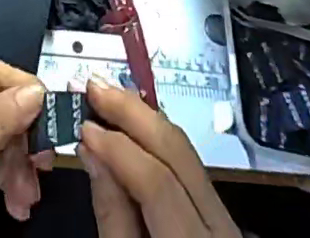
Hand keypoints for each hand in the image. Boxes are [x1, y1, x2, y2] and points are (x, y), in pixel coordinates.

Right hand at [78, 76, 239, 237]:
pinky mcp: (220, 211)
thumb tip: (93, 150)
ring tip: (108, 94)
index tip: (83, 122)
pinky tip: (133, 123)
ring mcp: (226, 217)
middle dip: (132, 112)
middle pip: (178, 151)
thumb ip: (112, 216)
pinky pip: (188, 163)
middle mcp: (221, 226)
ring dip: (143, 117)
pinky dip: (157, 138)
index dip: (118, 147)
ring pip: (186, 150)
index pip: (158, 182)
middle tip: (94, 85)